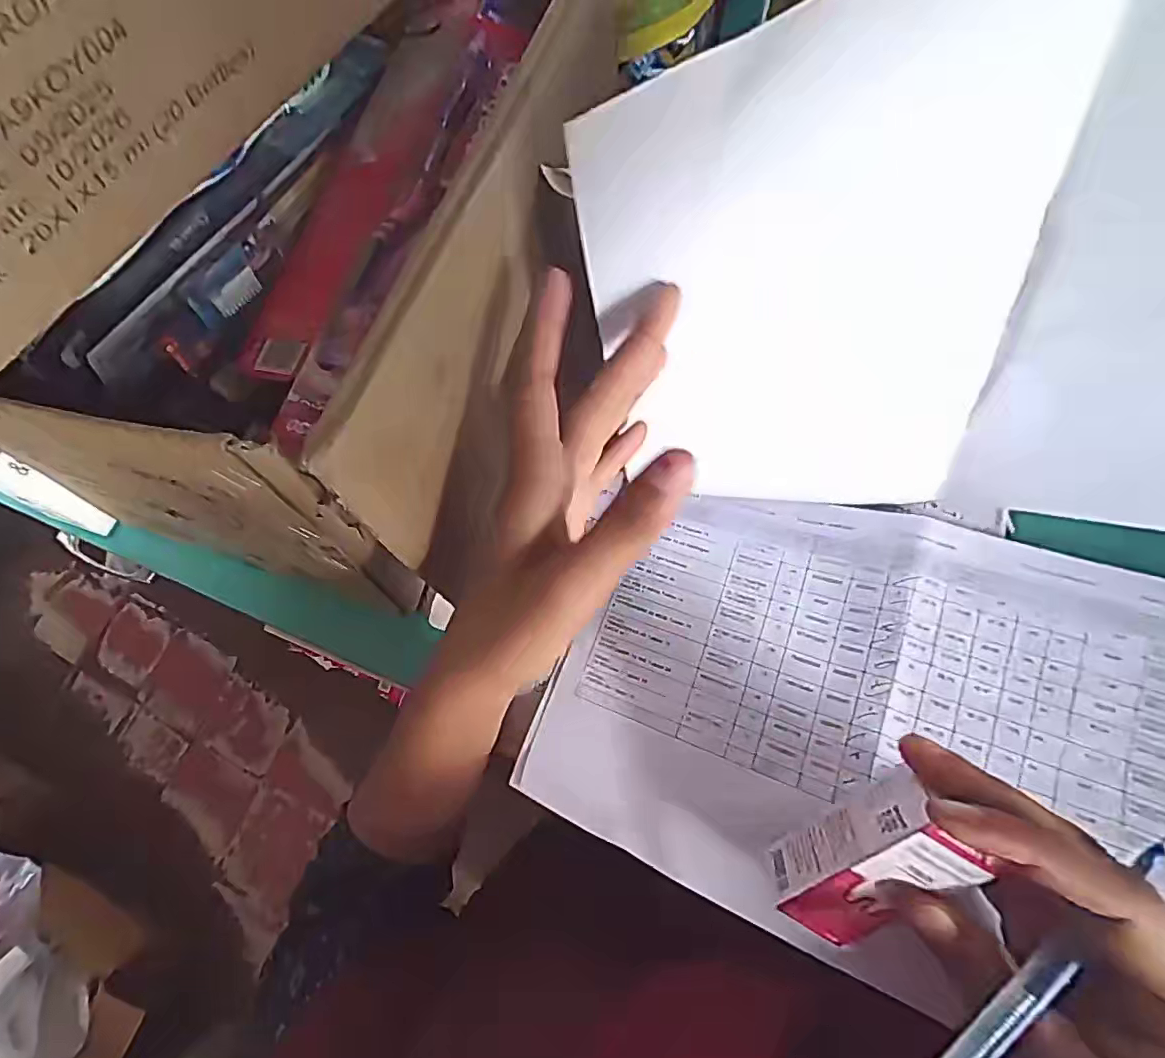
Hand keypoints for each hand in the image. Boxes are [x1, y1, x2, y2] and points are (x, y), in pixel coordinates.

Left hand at [431, 268, 694, 694]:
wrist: (481, 672)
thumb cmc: (518, 629)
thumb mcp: (578, 581)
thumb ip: (630, 523)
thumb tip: (684, 456)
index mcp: (538, 481)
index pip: (538, 389)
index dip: (546, 333)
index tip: (557, 278)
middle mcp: (543, 482)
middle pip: (581, 404)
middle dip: (620, 352)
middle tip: (662, 304)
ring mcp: (554, 507)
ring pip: (589, 434)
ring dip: (621, 393)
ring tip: (655, 355)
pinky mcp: (563, 530)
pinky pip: (593, 475)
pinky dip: (616, 449)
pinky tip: (638, 438)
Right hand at [885, 735, 1164, 1057]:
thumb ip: (982, 978)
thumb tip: (906, 897)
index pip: (1110, 892)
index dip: (1022, 844)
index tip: (943, 815)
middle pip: (1077, 853)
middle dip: (993, 799)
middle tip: (922, 754)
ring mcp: (1128, 944)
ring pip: (1053, 860)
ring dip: (984, 812)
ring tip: (924, 771)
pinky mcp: (1093, 948)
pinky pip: (1036, 890)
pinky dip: (984, 856)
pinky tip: (946, 827)